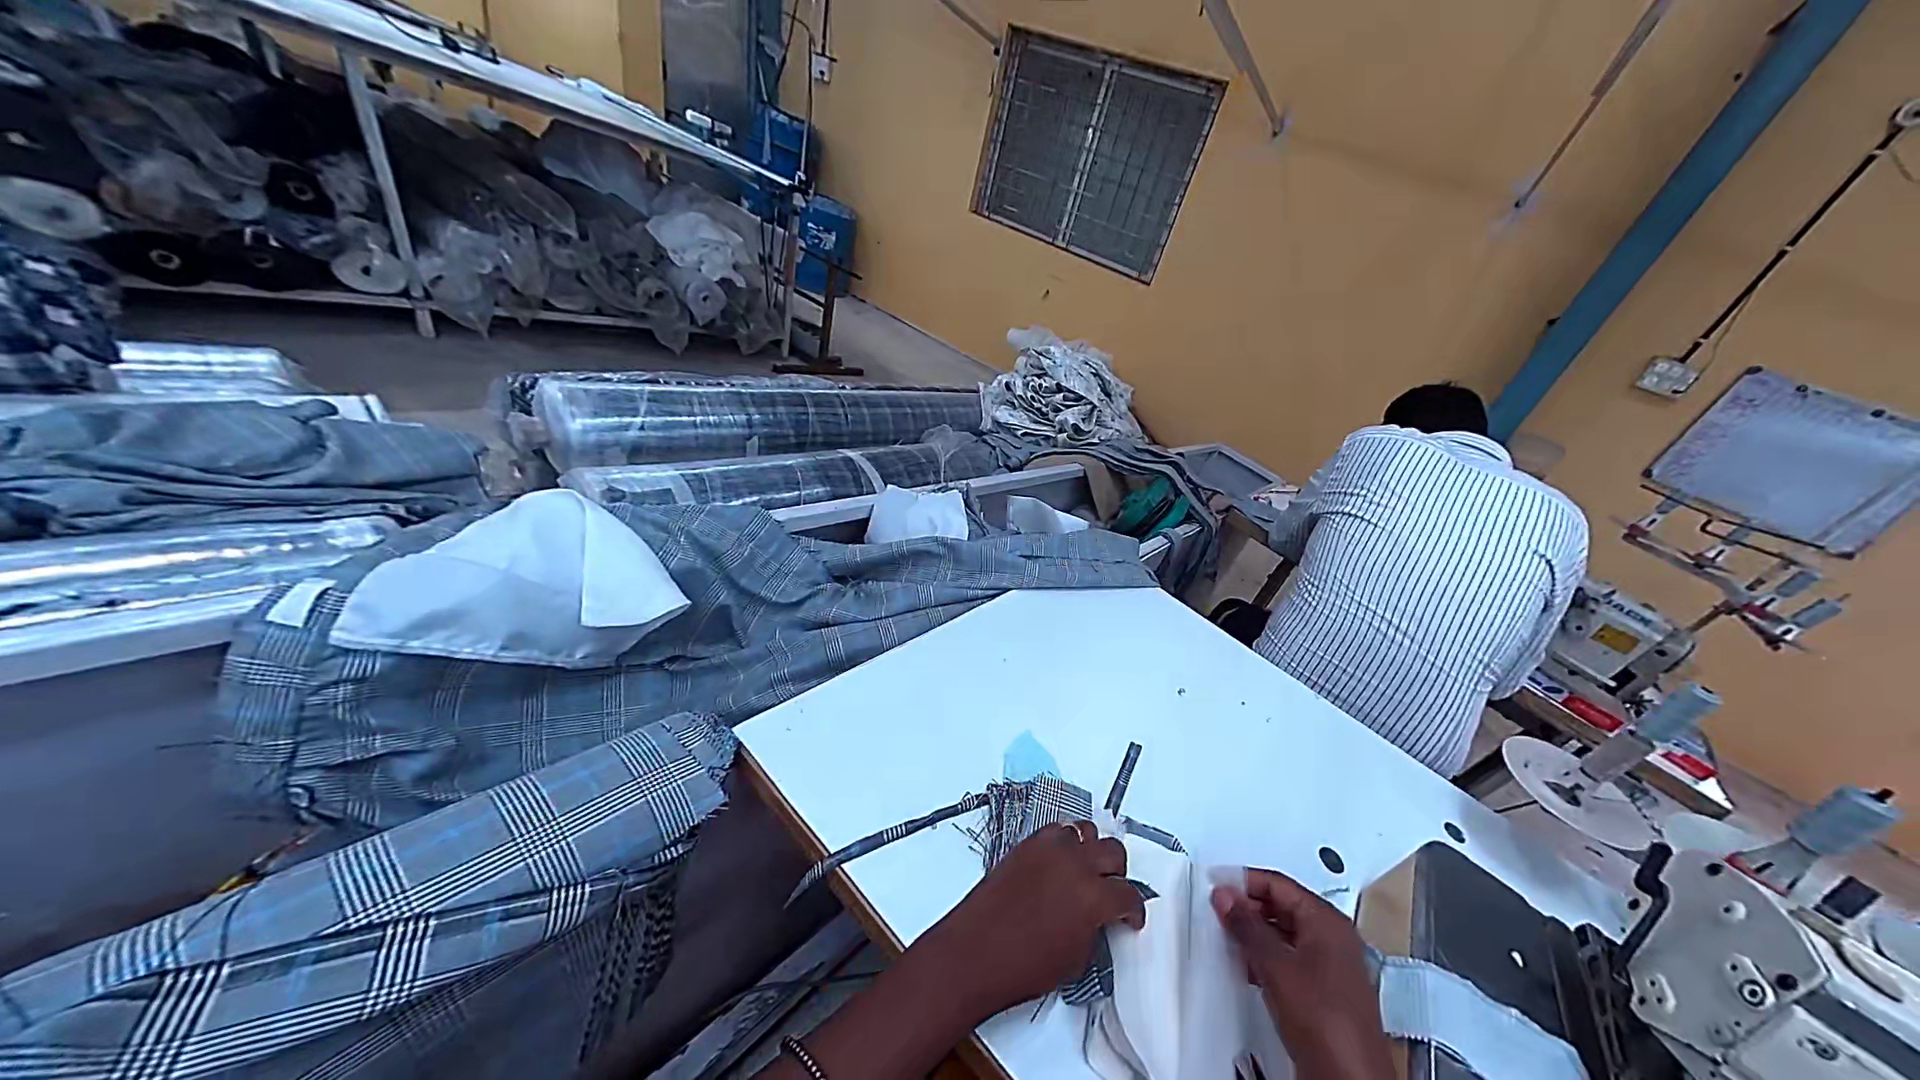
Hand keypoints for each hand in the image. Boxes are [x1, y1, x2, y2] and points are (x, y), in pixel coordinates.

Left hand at [905, 821, 1146, 1022]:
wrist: (976, 953)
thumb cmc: (1018, 963)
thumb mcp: (1076, 958)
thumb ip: (1095, 928)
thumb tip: (1098, 918)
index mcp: (1093, 897)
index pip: (1129, 894)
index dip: (1134, 908)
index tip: (1130, 914)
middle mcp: (1074, 864)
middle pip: (1113, 850)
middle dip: (1118, 871)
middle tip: (1114, 887)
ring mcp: (1048, 850)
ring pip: (1085, 831)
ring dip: (1091, 849)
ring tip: (1088, 868)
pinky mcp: (1026, 844)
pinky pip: (1056, 831)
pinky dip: (1064, 842)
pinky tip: (1062, 860)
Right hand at [1211, 869, 1393, 1079]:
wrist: (1349, 1079)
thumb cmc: (1328, 1024)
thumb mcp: (1275, 966)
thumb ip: (1247, 927)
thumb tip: (1227, 898)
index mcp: (1327, 922)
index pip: (1278, 884)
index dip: (1244, 881)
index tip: (1217, 883)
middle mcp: (1332, 938)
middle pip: (1281, 905)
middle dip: (1248, 907)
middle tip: (1219, 909)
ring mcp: (1328, 964)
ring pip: (1282, 931)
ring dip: (1253, 932)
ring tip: (1228, 935)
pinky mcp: (1321, 989)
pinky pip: (1286, 956)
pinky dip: (1263, 955)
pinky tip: (1245, 965)